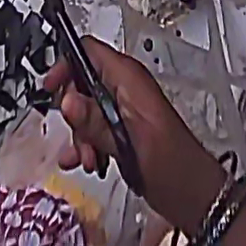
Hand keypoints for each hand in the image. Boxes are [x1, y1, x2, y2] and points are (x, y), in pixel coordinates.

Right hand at [44, 39, 225, 233]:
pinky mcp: (123, 123)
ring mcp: (124, 104)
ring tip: (86, 155)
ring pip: (86, 104)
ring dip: (80, 131)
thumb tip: (67, 100)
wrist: (194, 196)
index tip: (51, 85)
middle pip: (82, 78)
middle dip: (73, 109)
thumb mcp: (127, 142)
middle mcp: (125, 85)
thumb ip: (95, 120)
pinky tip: (86, 158)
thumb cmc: (173, 165)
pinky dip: (87, 140)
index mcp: (127, 77)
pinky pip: (95, 122)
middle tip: (76, 133)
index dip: (65, 63)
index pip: (87, 49)